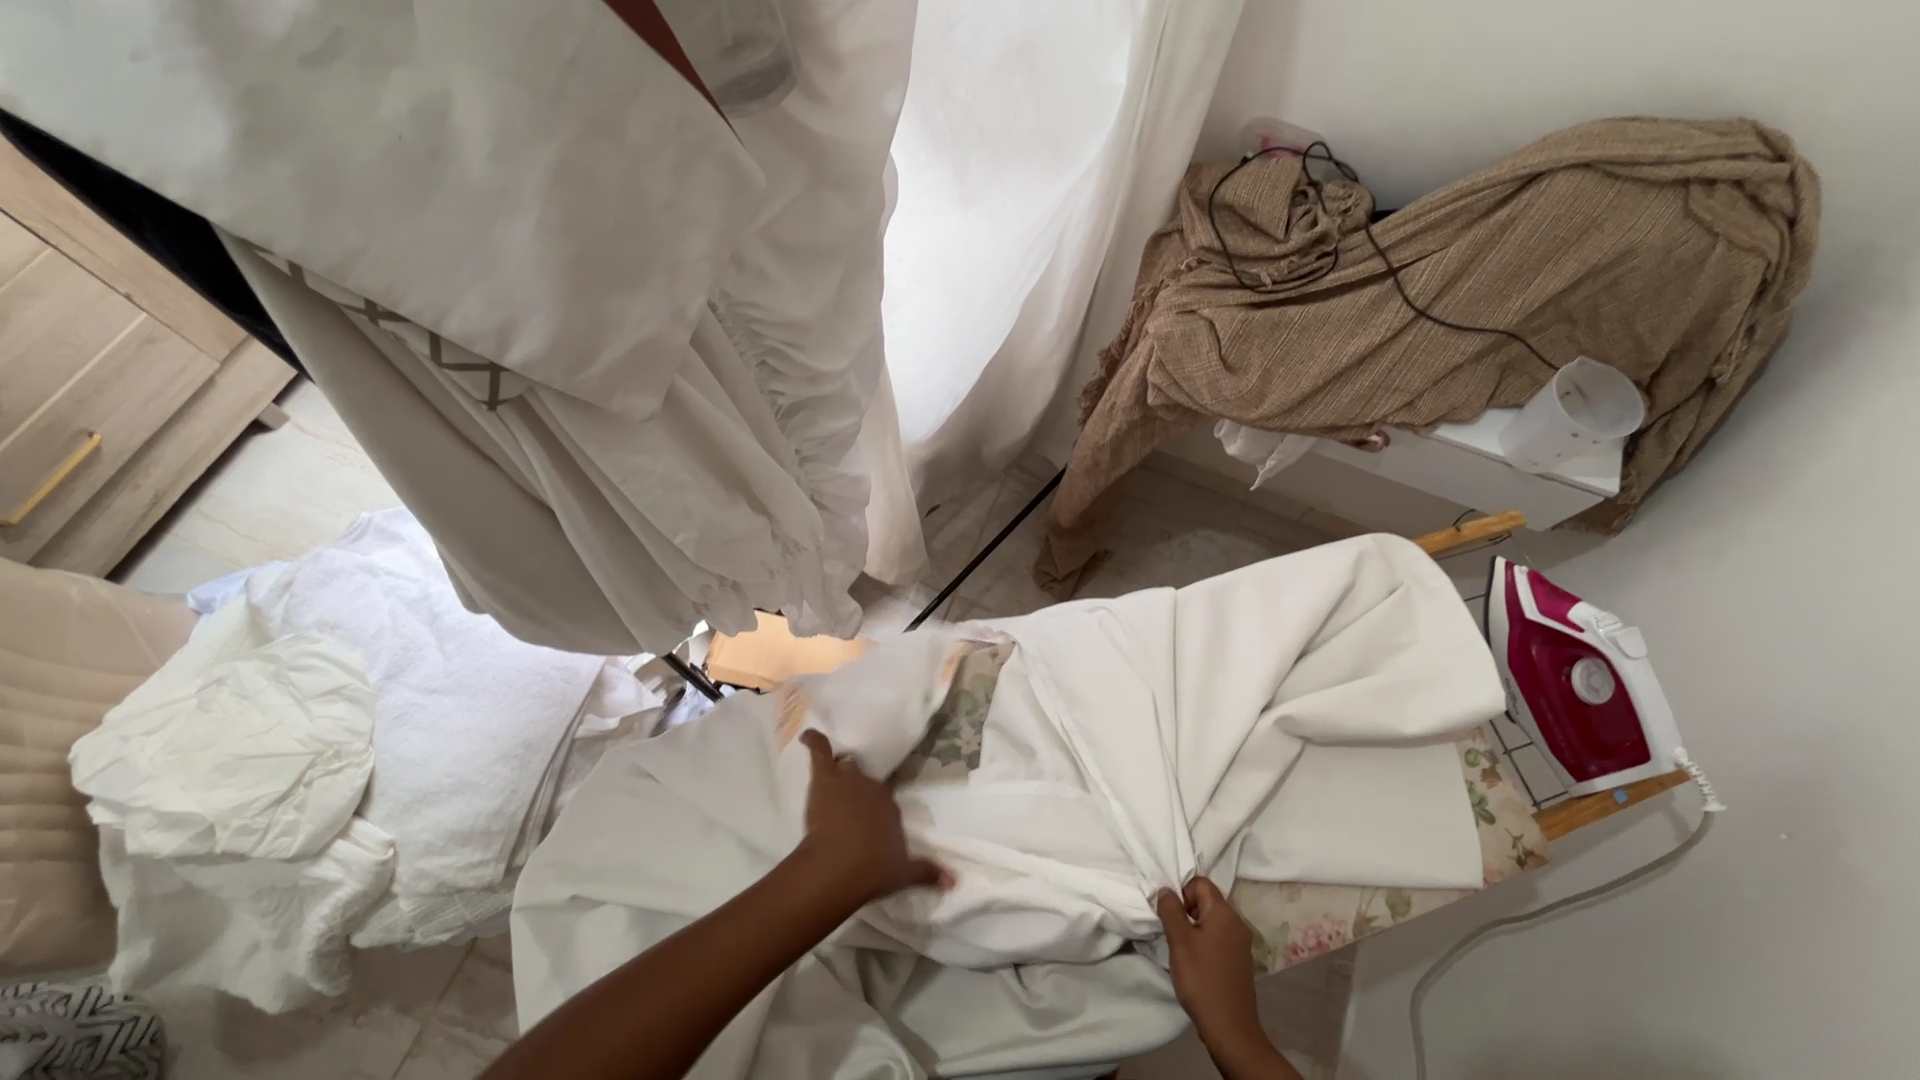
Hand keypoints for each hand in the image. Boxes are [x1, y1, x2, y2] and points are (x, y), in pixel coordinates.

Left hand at [795, 729, 950, 904]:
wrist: (842, 865)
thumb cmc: (873, 870)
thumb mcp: (903, 874)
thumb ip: (927, 873)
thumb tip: (953, 881)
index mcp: (890, 807)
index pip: (884, 798)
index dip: (875, 806)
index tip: (870, 815)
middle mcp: (872, 788)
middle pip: (864, 779)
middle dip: (857, 789)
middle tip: (850, 804)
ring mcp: (848, 780)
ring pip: (845, 767)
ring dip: (839, 773)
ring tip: (831, 778)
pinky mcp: (825, 779)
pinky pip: (820, 752)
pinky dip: (814, 742)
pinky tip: (808, 736)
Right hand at [1156, 878, 1264, 1055]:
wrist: (1230, 1027)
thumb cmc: (1201, 978)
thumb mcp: (1179, 940)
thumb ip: (1170, 910)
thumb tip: (1166, 889)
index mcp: (1225, 913)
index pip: (1200, 883)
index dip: (1181, 892)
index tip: (1169, 914)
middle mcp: (1237, 923)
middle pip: (1207, 901)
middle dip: (1185, 910)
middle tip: (1171, 931)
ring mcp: (1240, 943)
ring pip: (1211, 921)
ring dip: (1193, 928)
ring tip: (1180, 948)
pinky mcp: (1239, 960)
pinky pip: (1218, 938)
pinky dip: (1203, 942)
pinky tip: (1195, 962)